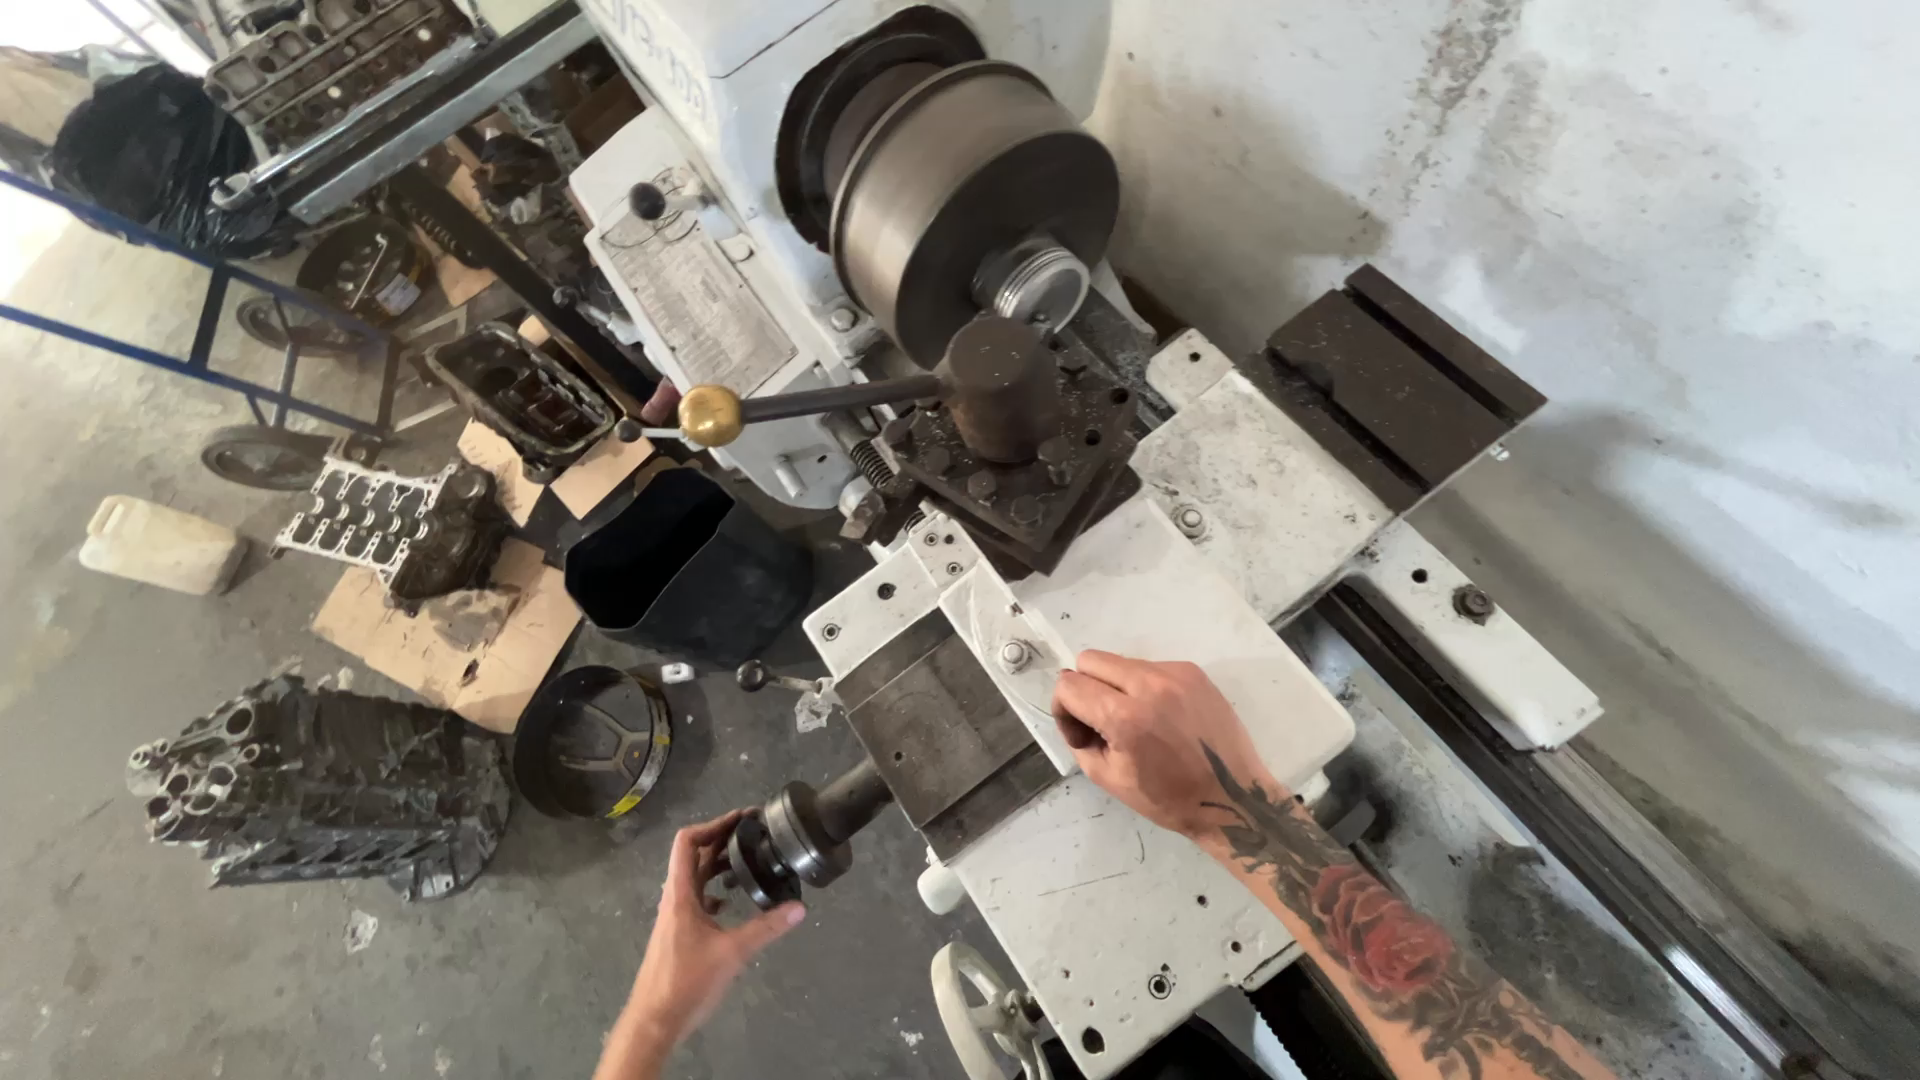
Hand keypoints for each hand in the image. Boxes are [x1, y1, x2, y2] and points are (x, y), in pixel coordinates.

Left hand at [618, 810, 805, 1054]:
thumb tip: (799, 908)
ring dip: (717, 864)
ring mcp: (674, 917)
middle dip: (721, 840)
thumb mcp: (732, 952)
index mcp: (680, 894)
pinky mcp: (678, 934)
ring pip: (694, 878)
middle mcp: (674, 899)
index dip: (713, 825)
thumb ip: (766, 928)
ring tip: (747, 861)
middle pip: (693, 856)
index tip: (742, 820)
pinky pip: (696, 899)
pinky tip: (730, 903)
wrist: (653, 1024)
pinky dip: (713, 891)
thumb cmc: (686, 982)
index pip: (687, 842)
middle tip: (752, 833)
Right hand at [1051, 650, 1271, 838]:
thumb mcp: (1107, 777)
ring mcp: (1175, 673)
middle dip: (1085, 688)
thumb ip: (1079, 738)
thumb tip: (1075, 708)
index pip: (1069, 685)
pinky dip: (1143, 686)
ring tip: (1136, 719)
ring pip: (1120, 661)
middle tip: (1101, 720)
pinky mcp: (1193, 671)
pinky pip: (1150, 666)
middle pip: (1089, 660)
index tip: (1081, 732)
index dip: (1064, 709)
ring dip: (1115, 685)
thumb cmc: (1167, 798)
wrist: (1234, 798)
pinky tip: (1161, 715)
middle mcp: (1148, 685)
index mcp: (1124, 717)